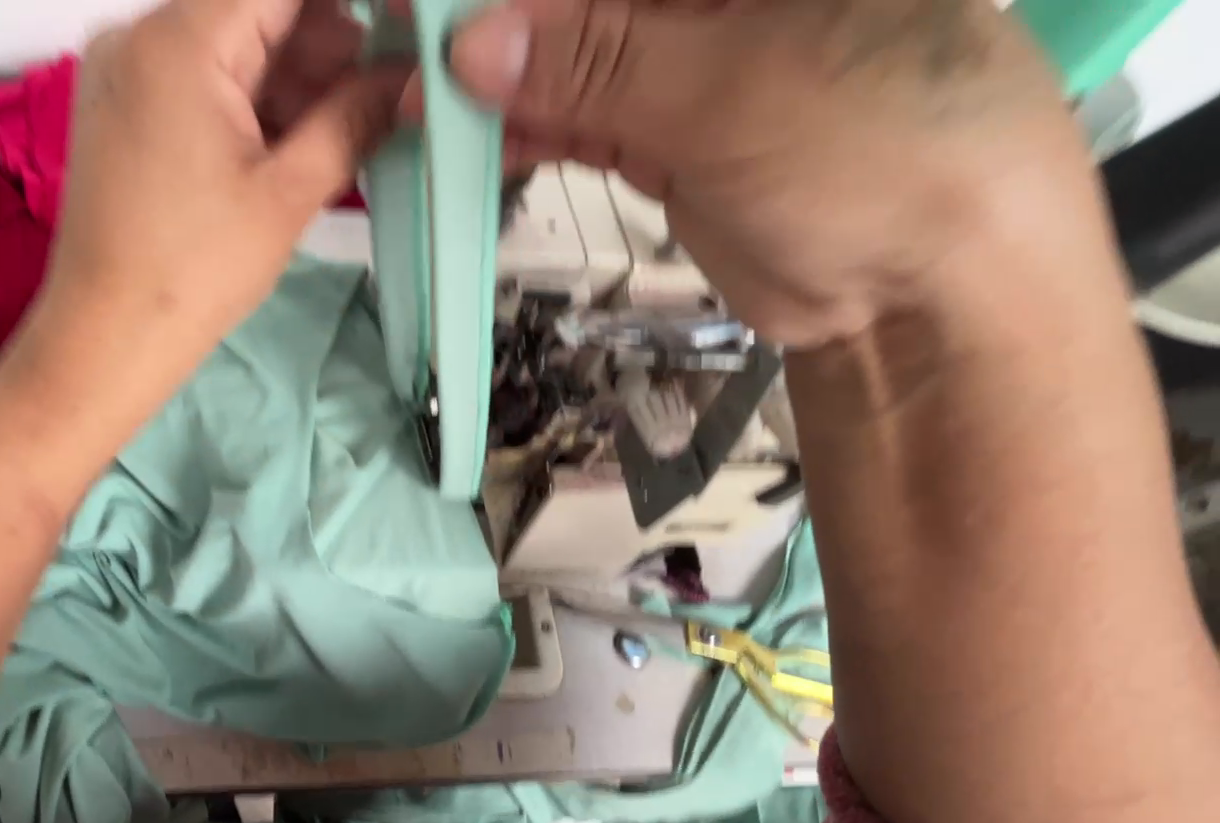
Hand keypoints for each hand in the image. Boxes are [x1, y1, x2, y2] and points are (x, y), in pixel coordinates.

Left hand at [39, 0, 405, 378]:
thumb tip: (409, 78)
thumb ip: (353, 118)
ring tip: (344, 130)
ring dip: (291, 80)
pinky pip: (197, 83)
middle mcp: (140, 34)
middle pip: (255, 9)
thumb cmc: (196, 273)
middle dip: (326, 46)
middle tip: (382, 95)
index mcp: (180, 39)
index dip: (348, 7)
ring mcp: (123, 73)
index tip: (395, 34)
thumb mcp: (287, 195)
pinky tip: (293, 143)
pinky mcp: (120, 113)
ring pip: (228, 48)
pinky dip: (248, 105)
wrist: (105, 340)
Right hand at [432, 0, 1097, 345]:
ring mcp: (689, 61)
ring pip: (573, 56)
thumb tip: (471, 46)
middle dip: (501, 22)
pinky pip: (580, 119)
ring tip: (422, 107)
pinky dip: (528, 132)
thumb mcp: (730, 92)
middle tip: (411, 49)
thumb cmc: (872, 151)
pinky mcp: (663, 134)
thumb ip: (598, 63)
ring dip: (501, 83)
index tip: (442, 5)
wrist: (917, 288)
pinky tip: (473, 142)